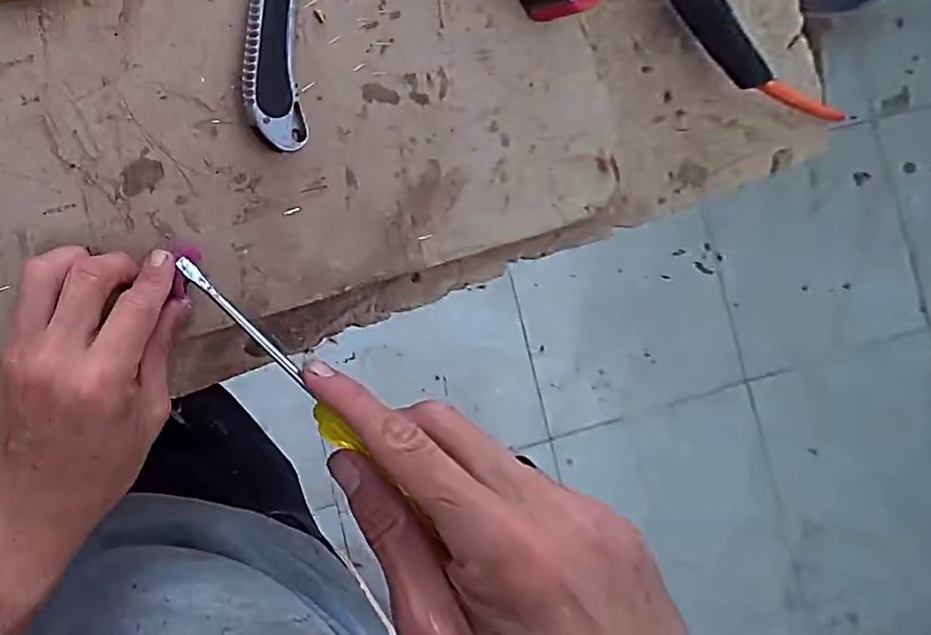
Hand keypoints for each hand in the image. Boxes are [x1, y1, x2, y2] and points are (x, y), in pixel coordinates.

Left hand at [0, 247, 187, 634]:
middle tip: (139, 274)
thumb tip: (176, 302)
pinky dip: (59, 279)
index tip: (167, 261)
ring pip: (48, 269)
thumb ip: (161, 349)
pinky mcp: (8, 349)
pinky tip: (79, 297)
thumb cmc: (100, 467)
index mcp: (101, 381)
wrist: (33, 501)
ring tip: (104, 278)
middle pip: (89, 274)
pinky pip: (31, 291)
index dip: (157, 275)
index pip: (135, 304)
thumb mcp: (149, 413)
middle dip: (122, 262)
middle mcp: (58, 358)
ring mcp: (25, 351)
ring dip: (83, 260)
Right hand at [305, 361, 684, 634]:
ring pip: (486, 450)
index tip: (318, 375)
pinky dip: (490, 494)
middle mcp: (555, 510)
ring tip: (440, 540)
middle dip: (396, 433)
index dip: (354, 404)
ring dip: (445, 470)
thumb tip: (350, 465)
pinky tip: (494, 556)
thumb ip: (394, 543)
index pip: (410, 447)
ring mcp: (591, 512)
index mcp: (510, 548)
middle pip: (447, 427)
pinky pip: (527, 480)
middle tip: (365, 470)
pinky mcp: (611, 522)